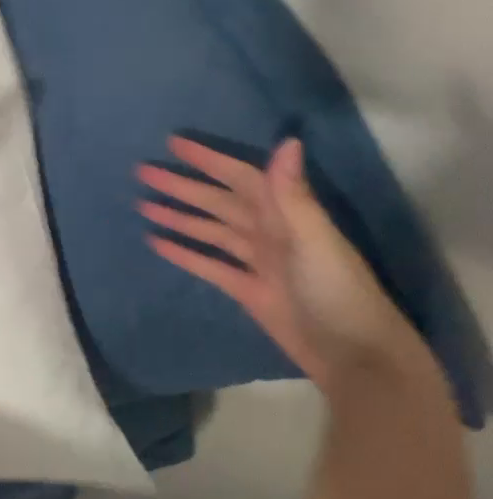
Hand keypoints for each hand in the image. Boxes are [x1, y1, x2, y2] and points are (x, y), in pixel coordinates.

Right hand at [138, 137, 430, 388]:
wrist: (355, 356)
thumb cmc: (338, 293)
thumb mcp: (314, 241)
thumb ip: (292, 196)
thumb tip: (286, 142)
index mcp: (288, 219)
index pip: (243, 180)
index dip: (210, 161)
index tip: (173, 144)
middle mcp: (271, 235)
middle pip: (219, 203)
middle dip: (182, 186)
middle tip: (142, 172)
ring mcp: (258, 263)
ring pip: (210, 231)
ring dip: (178, 216)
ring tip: (141, 205)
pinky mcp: (246, 289)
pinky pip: (208, 264)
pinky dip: (183, 252)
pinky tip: (156, 242)